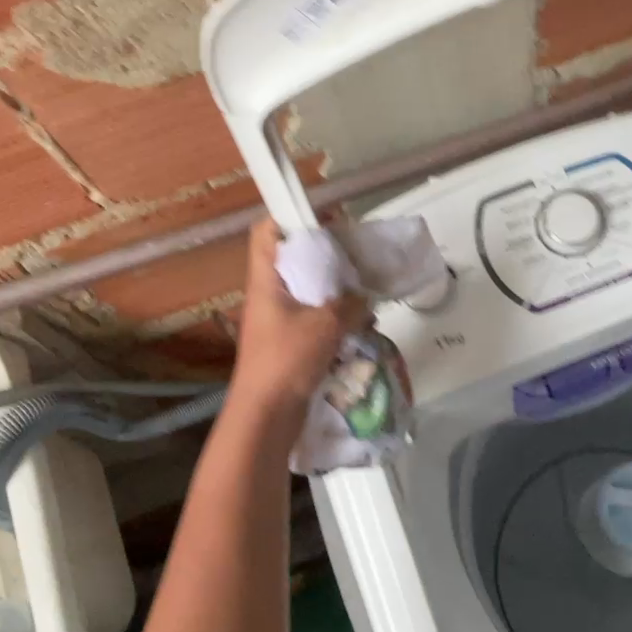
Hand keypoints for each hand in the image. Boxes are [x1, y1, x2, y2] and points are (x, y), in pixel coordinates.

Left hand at [227, 220, 369, 430]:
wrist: (266, 416)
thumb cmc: (286, 361)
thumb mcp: (326, 325)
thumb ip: (350, 304)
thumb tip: (365, 297)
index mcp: (267, 280)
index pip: (268, 231)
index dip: (292, 215)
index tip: (326, 216)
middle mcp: (269, 294)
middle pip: (293, 258)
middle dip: (325, 253)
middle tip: (355, 252)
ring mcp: (279, 319)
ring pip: (308, 288)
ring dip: (336, 288)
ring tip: (365, 289)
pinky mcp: (290, 342)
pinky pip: (316, 316)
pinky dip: (337, 316)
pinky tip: (361, 325)